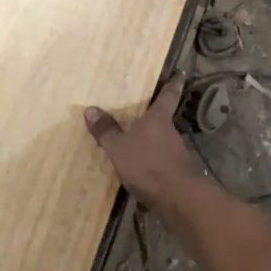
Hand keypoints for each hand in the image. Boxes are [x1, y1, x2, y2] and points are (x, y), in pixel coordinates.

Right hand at [85, 77, 200, 209]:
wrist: (177, 198)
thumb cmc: (148, 164)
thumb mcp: (119, 147)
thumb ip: (106, 130)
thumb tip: (90, 109)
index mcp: (158, 119)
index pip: (168, 95)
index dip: (174, 83)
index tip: (181, 72)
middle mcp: (170, 132)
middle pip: (164, 119)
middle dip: (154, 116)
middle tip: (143, 110)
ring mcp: (176, 153)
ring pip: (162, 141)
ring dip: (151, 141)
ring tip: (135, 143)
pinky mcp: (176, 173)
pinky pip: (160, 161)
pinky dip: (151, 163)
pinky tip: (140, 171)